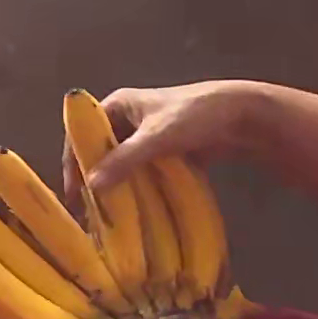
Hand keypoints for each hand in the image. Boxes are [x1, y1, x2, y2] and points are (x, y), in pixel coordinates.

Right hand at [62, 81, 267, 202]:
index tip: (73, 192)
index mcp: (117, 105)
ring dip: (113, 185)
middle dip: (92, 177)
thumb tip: (92, 186)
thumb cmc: (195, 116)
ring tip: (106, 213)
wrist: (244, 116)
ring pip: (119, 163)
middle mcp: (127, 118)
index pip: (82, 133)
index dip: (73, 161)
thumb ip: (123, 160)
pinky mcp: (163, 151)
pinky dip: (134, 187)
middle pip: (98, 150)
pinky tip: (131, 208)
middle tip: (88, 208)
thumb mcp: (156, 138)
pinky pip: (140, 171)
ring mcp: (145, 135)